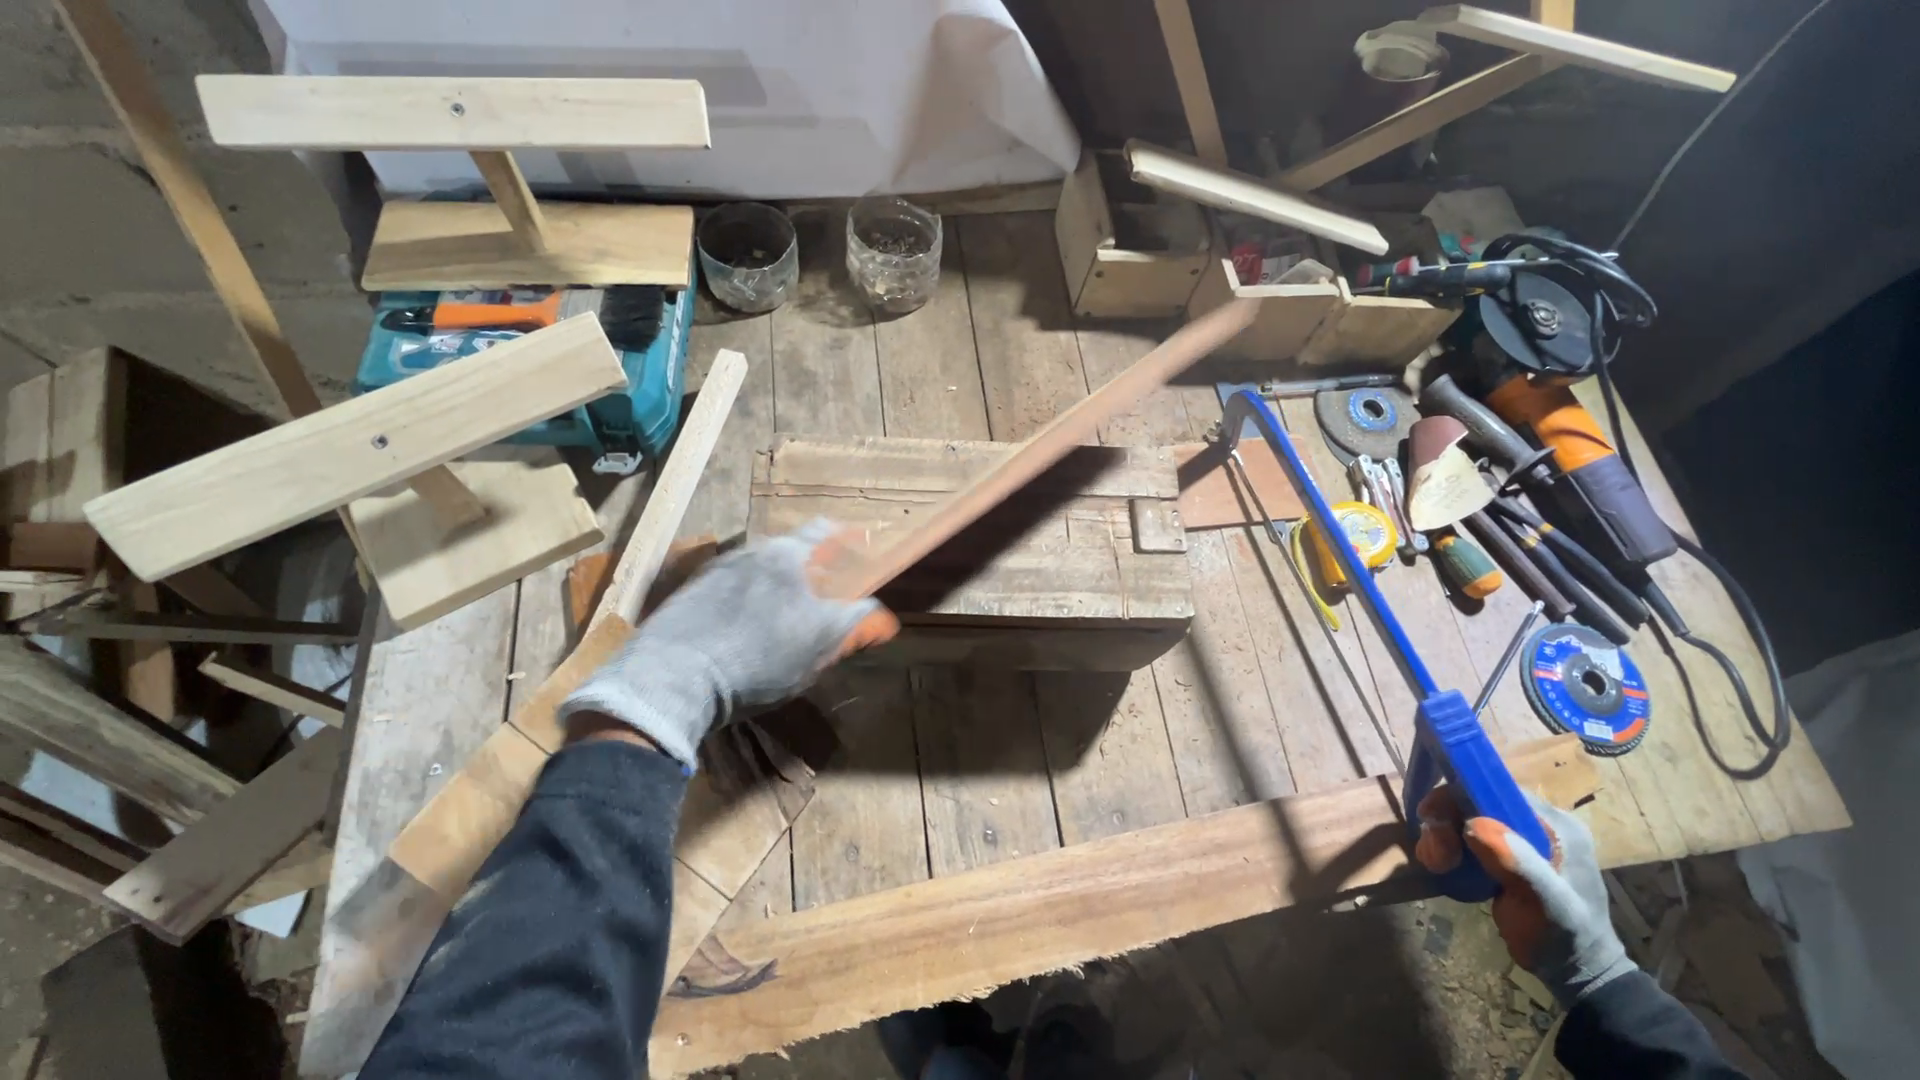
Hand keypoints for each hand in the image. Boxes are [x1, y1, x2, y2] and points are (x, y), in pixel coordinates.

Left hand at [557, 519, 896, 766]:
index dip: (845, 538)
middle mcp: (748, 553)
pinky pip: (728, 593)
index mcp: (786, 556)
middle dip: (810, 571)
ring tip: (782, 619)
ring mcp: (711, 574)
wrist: (671, 679)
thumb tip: (881, 615)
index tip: (858, 545)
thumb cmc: (759, 657)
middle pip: (788, 553)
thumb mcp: (822, 642)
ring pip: (756, 572)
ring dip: (775, 588)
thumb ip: (857, 621)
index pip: (823, 531)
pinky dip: (745, 605)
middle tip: (824, 597)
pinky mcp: (685, 600)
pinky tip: (742, 635)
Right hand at [1414, 788, 1634, 1006]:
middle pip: (1474, 801)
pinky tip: (1444, 869)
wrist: (1574, 975)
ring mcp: (1516, 840)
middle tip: (1435, 853)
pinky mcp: (1500, 857)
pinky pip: (1462, 838)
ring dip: (1440, 837)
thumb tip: (1474, 824)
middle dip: (1446, 821)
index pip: (1498, 789)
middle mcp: (1534, 824)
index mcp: (1555, 825)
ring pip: (1462, 819)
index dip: (1460, 794)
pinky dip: (1445, 849)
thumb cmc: (1566, 937)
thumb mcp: (1547, 901)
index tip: (1432, 816)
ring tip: (1437, 865)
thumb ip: (1518, 863)